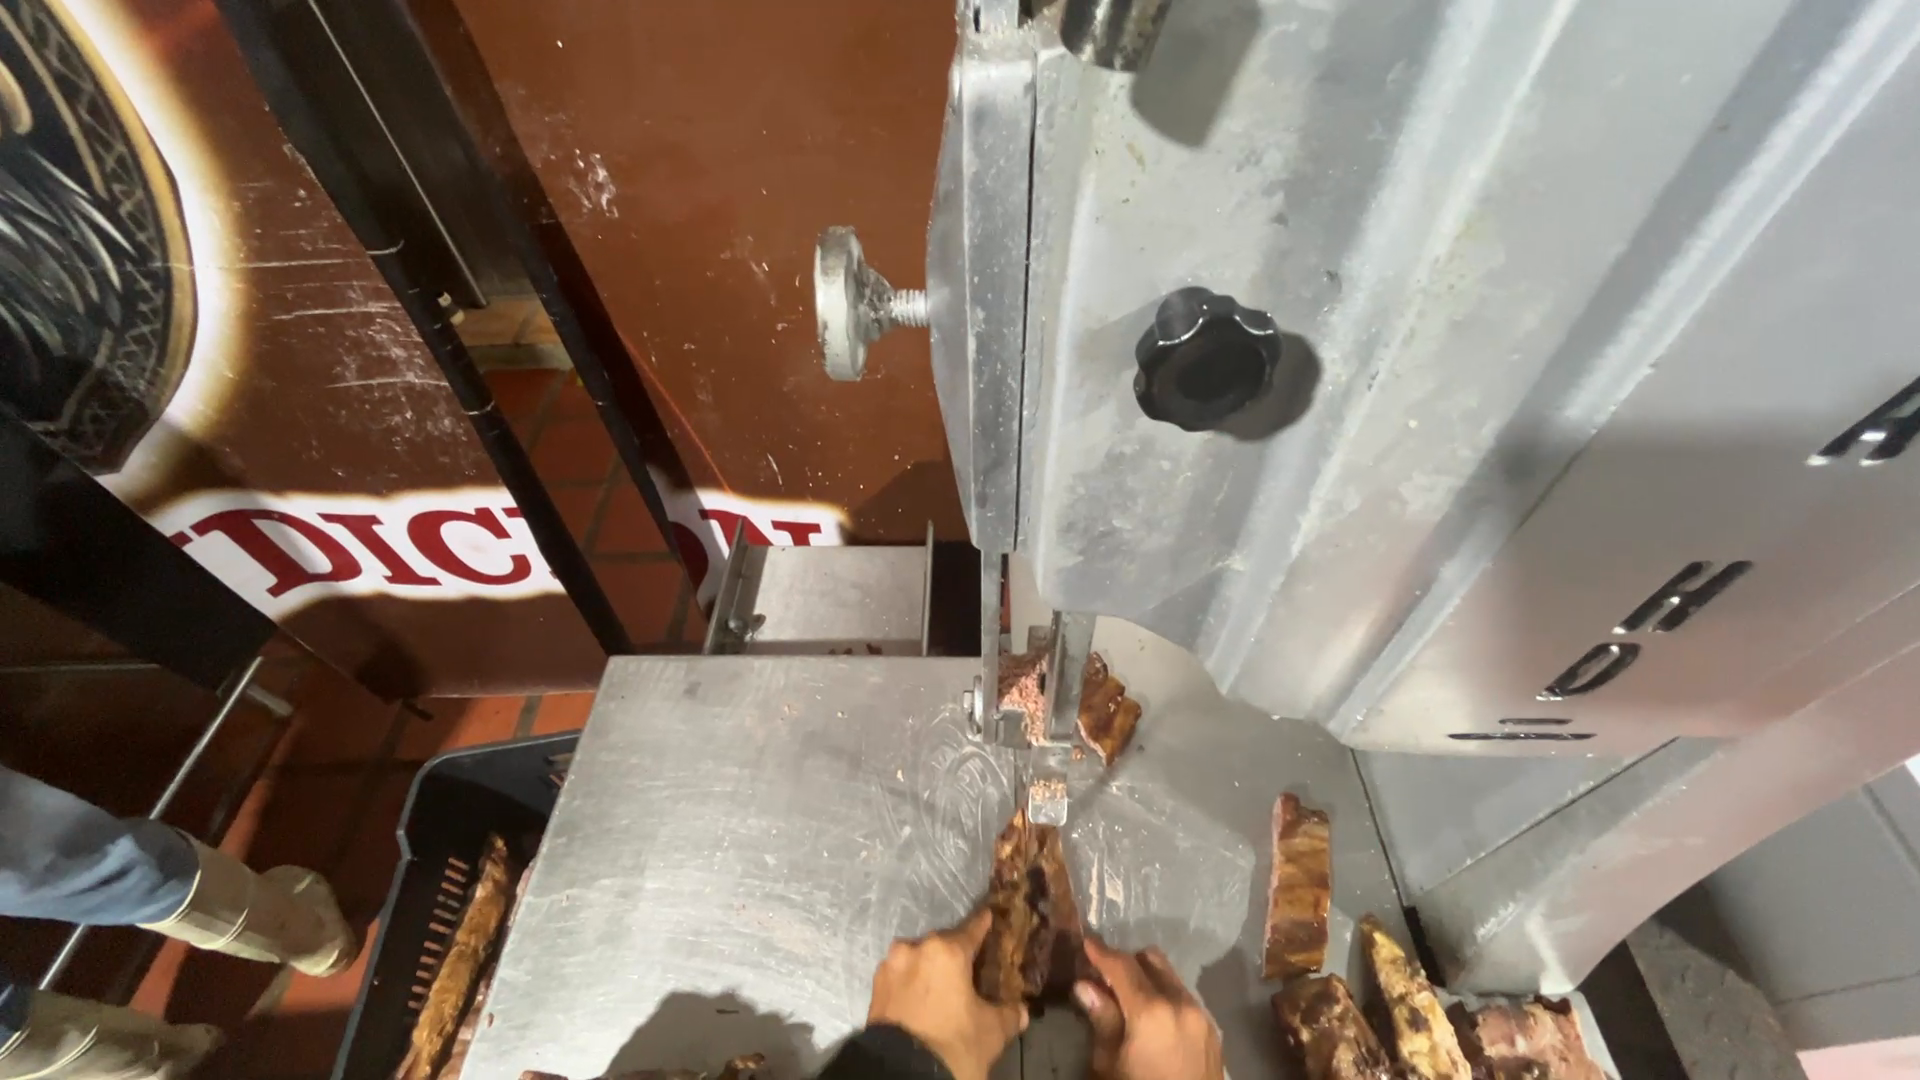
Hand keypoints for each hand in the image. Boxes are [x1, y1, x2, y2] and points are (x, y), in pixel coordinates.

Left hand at [867, 909, 1028, 1079]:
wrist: (903, 1077)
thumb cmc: (953, 1045)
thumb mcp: (991, 1032)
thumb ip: (1008, 1014)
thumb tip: (1021, 1010)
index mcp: (946, 951)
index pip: (971, 929)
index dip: (983, 924)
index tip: (989, 916)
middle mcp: (916, 949)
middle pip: (942, 945)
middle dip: (954, 955)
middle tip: (966, 971)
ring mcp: (891, 966)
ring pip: (917, 959)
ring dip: (928, 969)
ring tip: (939, 989)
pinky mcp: (875, 987)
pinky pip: (900, 976)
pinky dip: (910, 984)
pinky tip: (919, 1000)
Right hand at [1074, 939, 1223, 1079]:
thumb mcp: (1110, 1066)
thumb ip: (1102, 1020)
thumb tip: (1086, 985)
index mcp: (1153, 1010)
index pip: (1122, 965)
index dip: (1101, 952)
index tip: (1086, 941)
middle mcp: (1182, 1004)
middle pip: (1150, 960)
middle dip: (1126, 963)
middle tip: (1104, 977)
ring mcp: (1203, 1018)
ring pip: (1170, 977)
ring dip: (1147, 979)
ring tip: (1127, 999)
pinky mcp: (1214, 1036)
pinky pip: (1185, 1000)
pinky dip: (1165, 998)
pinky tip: (1151, 1021)